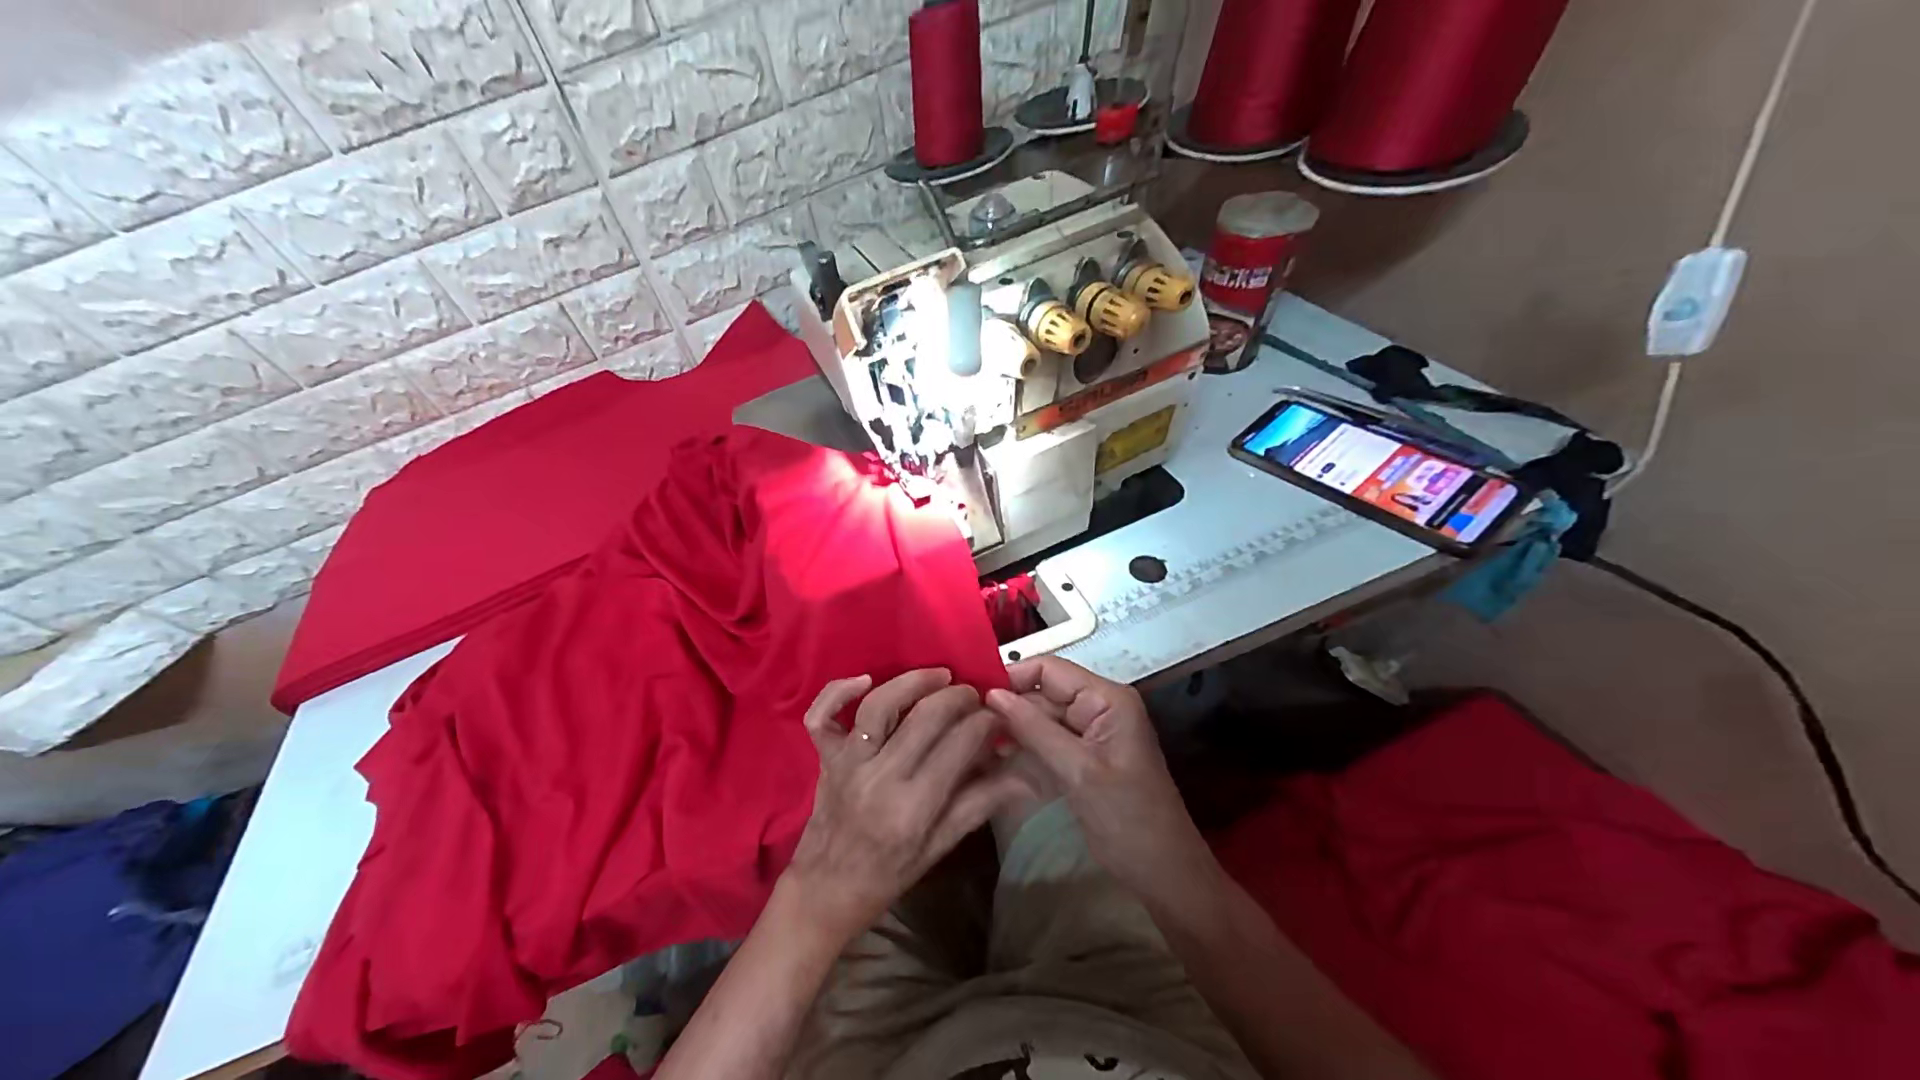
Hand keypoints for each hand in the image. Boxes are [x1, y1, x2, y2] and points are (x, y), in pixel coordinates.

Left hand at [784, 669, 1029, 943]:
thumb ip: (979, 804)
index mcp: (913, 807)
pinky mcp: (825, 758)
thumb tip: (1022, 775)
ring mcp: (848, 764)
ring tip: (939, 675)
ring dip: (912, 682)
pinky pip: (821, 716)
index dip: (985, 723)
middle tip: (974, 694)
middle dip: (957, 697)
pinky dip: (837, 692)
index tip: (998, 716)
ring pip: (879, 706)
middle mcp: (880, 778)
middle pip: (924, 718)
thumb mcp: (940, 847)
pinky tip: (865, 679)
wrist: (826, 892)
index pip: (958, 745)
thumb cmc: (888, 874)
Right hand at [984, 657, 1208, 894]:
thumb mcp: (1078, 771)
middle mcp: (1098, 706)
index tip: (973, 692)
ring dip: (1011, 726)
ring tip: (972, 736)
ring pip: (1041, 716)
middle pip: (1043, 691)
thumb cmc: (1128, 818)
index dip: (1012, 676)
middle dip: (1008, 704)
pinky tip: (993, 753)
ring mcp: (1090, 732)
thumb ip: (1035, 729)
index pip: (1050, 669)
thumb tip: (992, 694)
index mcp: (1107, 699)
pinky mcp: (1082, 755)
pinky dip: (1024, 745)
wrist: (1162, 872)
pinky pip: (1047, 738)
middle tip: (965, 721)